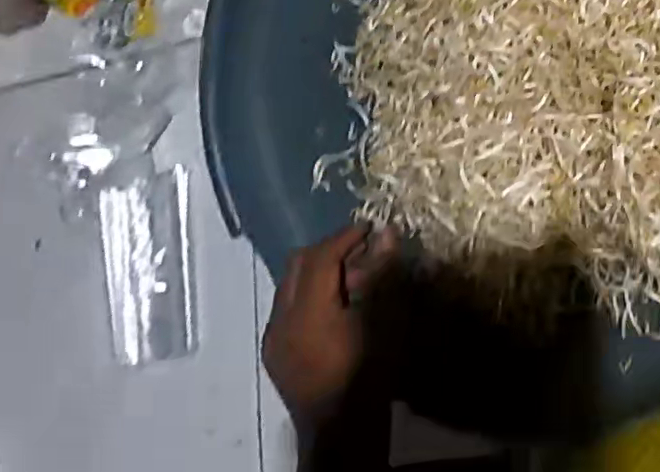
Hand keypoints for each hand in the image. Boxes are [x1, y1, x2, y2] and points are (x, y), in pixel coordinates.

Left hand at [262, 223, 399, 429]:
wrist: (342, 431)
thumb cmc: (368, 371)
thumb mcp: (384, 317)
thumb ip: (382, 271)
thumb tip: (387, 233)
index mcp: (306, 312)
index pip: (320, 257)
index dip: (345, 236)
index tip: (368, 227)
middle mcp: (281, 320)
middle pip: (298, 264)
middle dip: (328, 249)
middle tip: (359, 248)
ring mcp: (272, 338)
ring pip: (289, 284)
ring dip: (317, 270)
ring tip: (349, 275)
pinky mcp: (273, 353)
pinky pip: (287, 306)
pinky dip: (308, 293)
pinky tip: (334, 304)